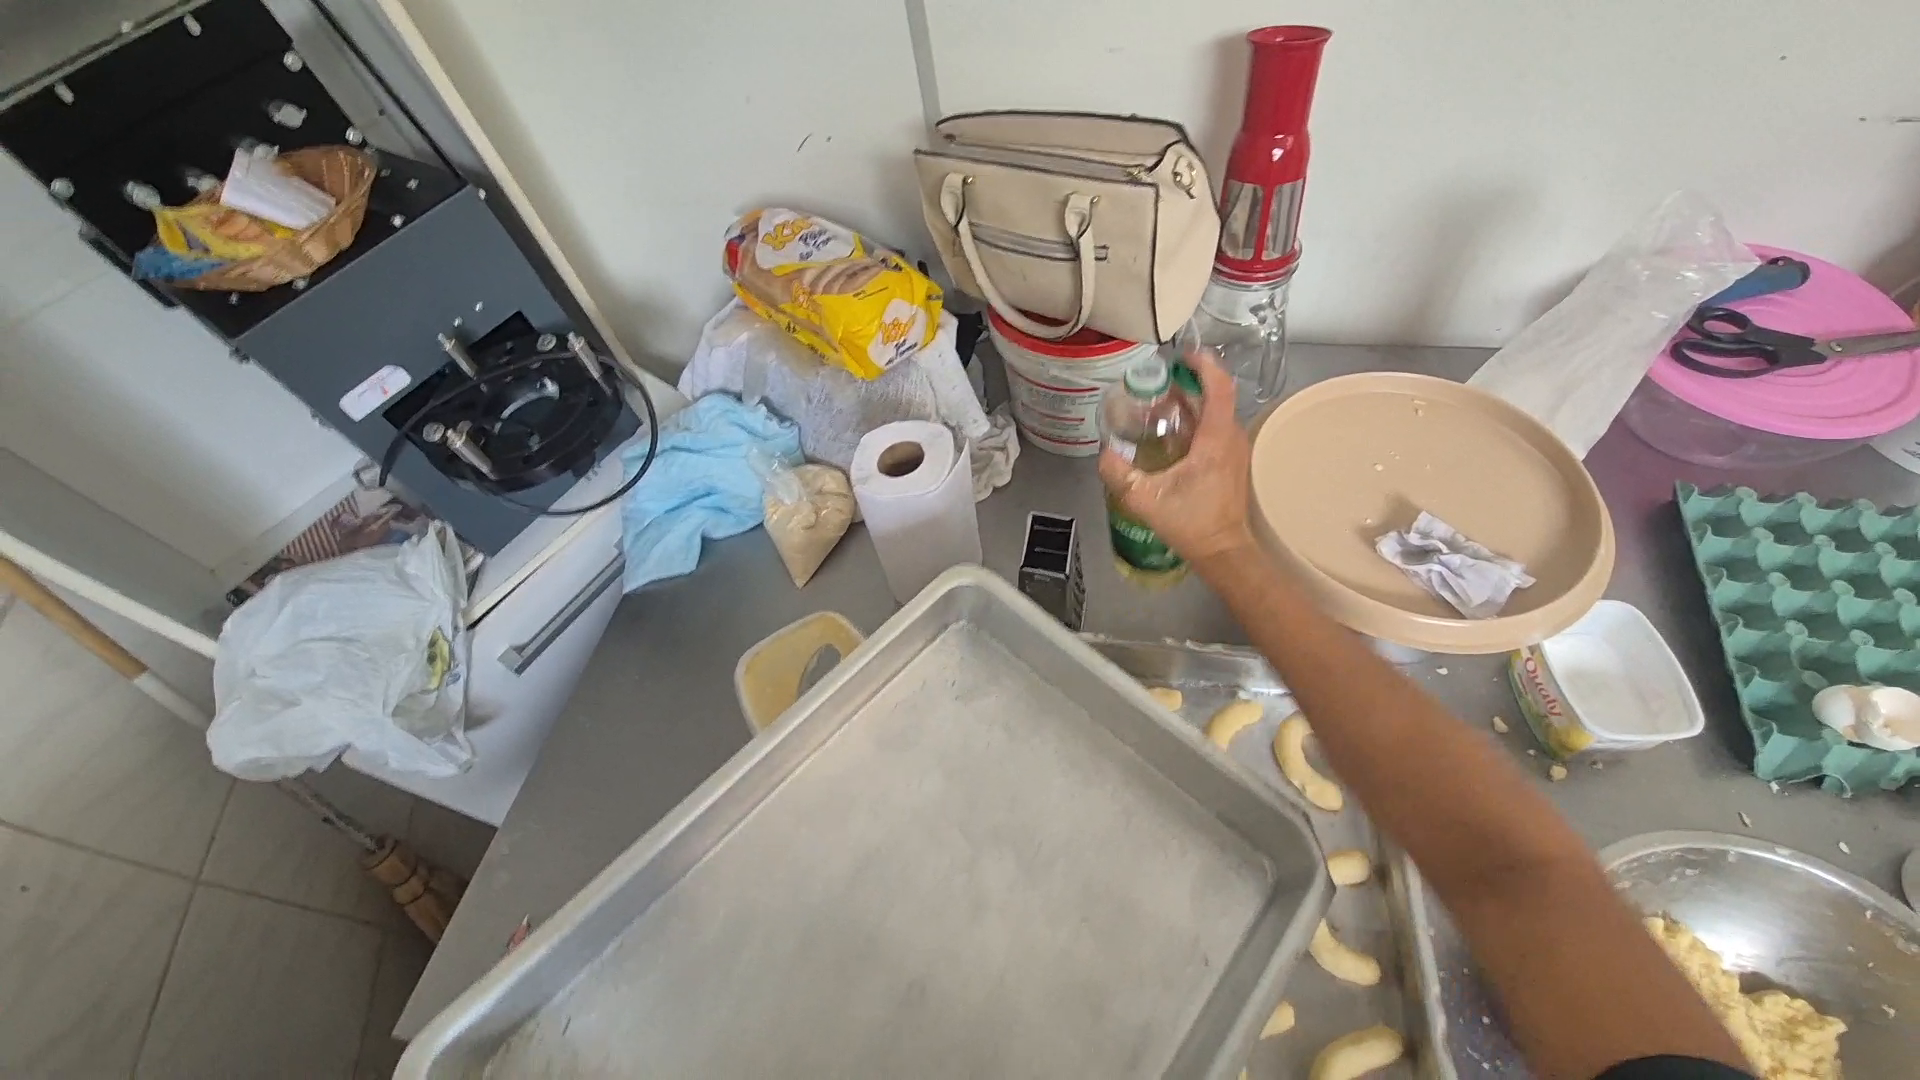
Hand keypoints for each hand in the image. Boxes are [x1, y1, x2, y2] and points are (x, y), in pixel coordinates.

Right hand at [1098, 348, 1257, 565]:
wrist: (1222, 550)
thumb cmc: (1190, 523)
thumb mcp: (1145, 499)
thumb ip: (1120, 474)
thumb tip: (1103, 453)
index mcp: (1216, 438)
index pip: (1219, 387)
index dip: (1204, 365)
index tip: (1182, 356)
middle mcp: (1230, 438)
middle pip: (1214, 397)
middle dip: (1186, 385)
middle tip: (1156, 385)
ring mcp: (1234, 451)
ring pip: (1214, 414)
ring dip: (1189, 405)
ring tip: (1157, 407)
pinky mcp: (1230, 463)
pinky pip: (1213, 430)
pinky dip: (1193, 422)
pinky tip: (1169, 435)